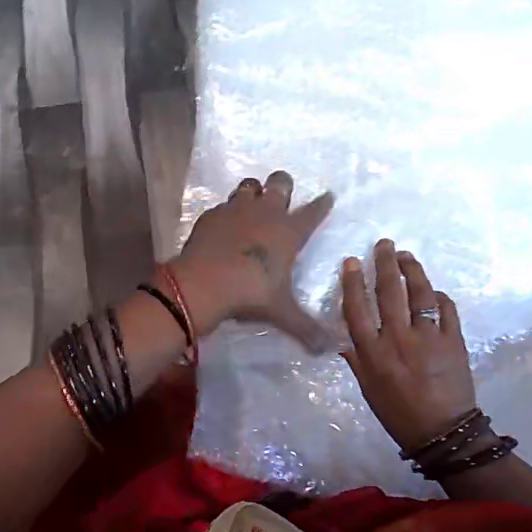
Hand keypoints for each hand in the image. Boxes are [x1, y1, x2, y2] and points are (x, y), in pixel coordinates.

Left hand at [168, 171, 336, 350]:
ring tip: (252, 203)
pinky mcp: (211, 215)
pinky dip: (225, 212)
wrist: (203, 284)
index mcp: (289, 232)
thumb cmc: (250, 293)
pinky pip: (222, 205)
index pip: (314, 212)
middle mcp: (266, 213)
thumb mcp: (281, 312)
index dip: (322, 204)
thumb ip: (306, 328)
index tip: (328, 197)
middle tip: (282, 194)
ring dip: (253, 191)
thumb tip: (328, 348)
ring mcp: (236, 210)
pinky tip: (223, 225)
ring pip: (249, 185)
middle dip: (284, 185)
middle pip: (280, 183)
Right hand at [340, 241, 476, 450]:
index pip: (357, 309)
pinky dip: (438, 296)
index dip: (353, 282)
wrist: (441, 431)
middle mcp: (398, 339)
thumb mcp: (368, 388)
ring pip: (419, 293)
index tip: (352, 262)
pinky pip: (445, 309)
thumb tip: (344, 338)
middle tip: (384, 244)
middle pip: (389, 292)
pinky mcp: (454, 340)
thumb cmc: (397, 413)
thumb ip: (356, 359)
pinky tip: (433, 291)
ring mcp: (428, 337)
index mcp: (373, 353)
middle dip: (385, 263)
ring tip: (406, 256)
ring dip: (412, 270)